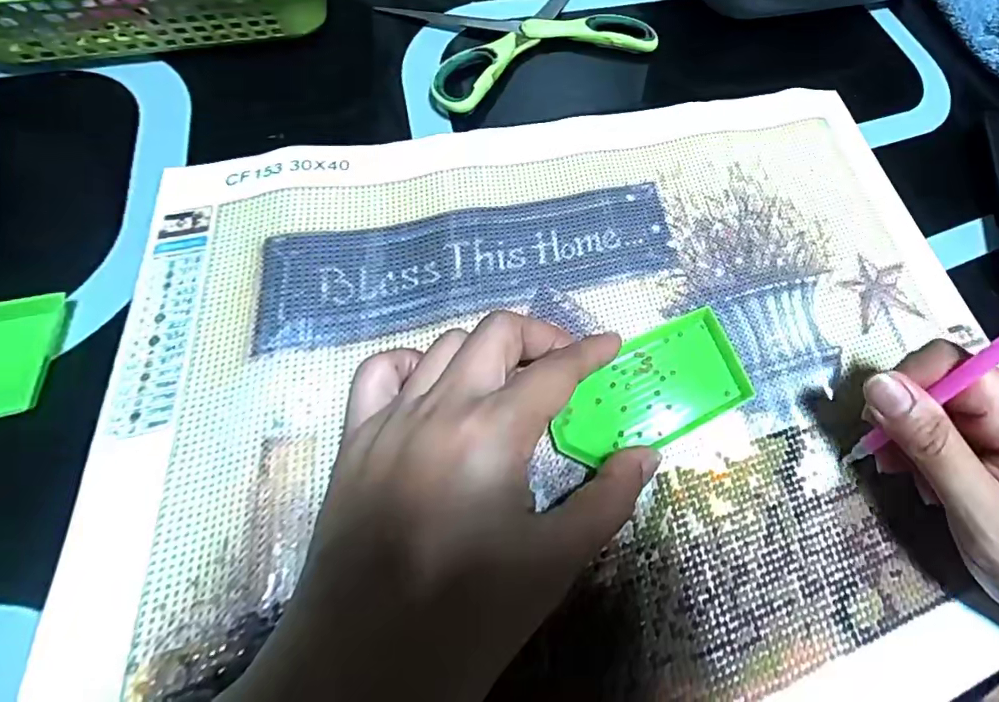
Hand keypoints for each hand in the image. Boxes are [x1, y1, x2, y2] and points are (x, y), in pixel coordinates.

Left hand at [226, 313, 657, 701]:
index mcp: (491, 435)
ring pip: (446, 343)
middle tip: (566, 368)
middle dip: (542, 337)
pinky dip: (416, 364)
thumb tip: (646, 454)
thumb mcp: (556, 562)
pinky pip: (380, 372)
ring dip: (489, 351)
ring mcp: (388, 424)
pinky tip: (438, 392)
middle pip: (498, 332)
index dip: (592, 351)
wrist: (355, 679)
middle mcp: (439, 411)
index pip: (555, 369)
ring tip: (511, 382)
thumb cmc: (467, 619)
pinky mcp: (352, 445)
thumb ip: (610, 498)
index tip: (613, 345)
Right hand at [863, 339, 998, 644]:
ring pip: (948, 403)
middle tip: (891, 465)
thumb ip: (933, 448)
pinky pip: (959, 424)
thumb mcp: (985, 521)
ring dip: (918, 437)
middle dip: (910, 416)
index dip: (909, 384)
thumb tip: (880, 384)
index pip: (957, 364)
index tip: (877, 427)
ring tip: (914, 483)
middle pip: (949, 379)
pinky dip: (935, 450)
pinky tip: (934, 485)